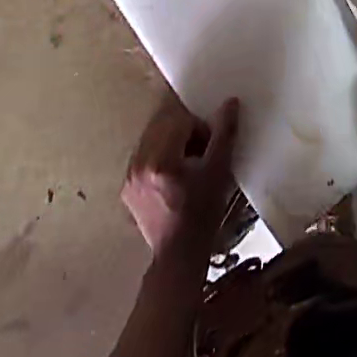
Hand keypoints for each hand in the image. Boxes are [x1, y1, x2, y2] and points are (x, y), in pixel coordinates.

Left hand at [122, 94, 239, 263]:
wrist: (180, 253)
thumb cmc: (202, 213)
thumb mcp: (219, 171)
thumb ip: (224, 133)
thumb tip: (230, 103)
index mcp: (160, 161)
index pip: (179, 121)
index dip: (199, 128)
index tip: (209, 147)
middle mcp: (138, 165)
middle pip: (162, 126)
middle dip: (184, 132)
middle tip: (200, 152)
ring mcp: (129, 177)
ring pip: (152, 139)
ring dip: (172, 142)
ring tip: (187, 165)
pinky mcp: (126, 187)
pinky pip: (144, 156)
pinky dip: (160, 156)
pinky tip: (174, 177)